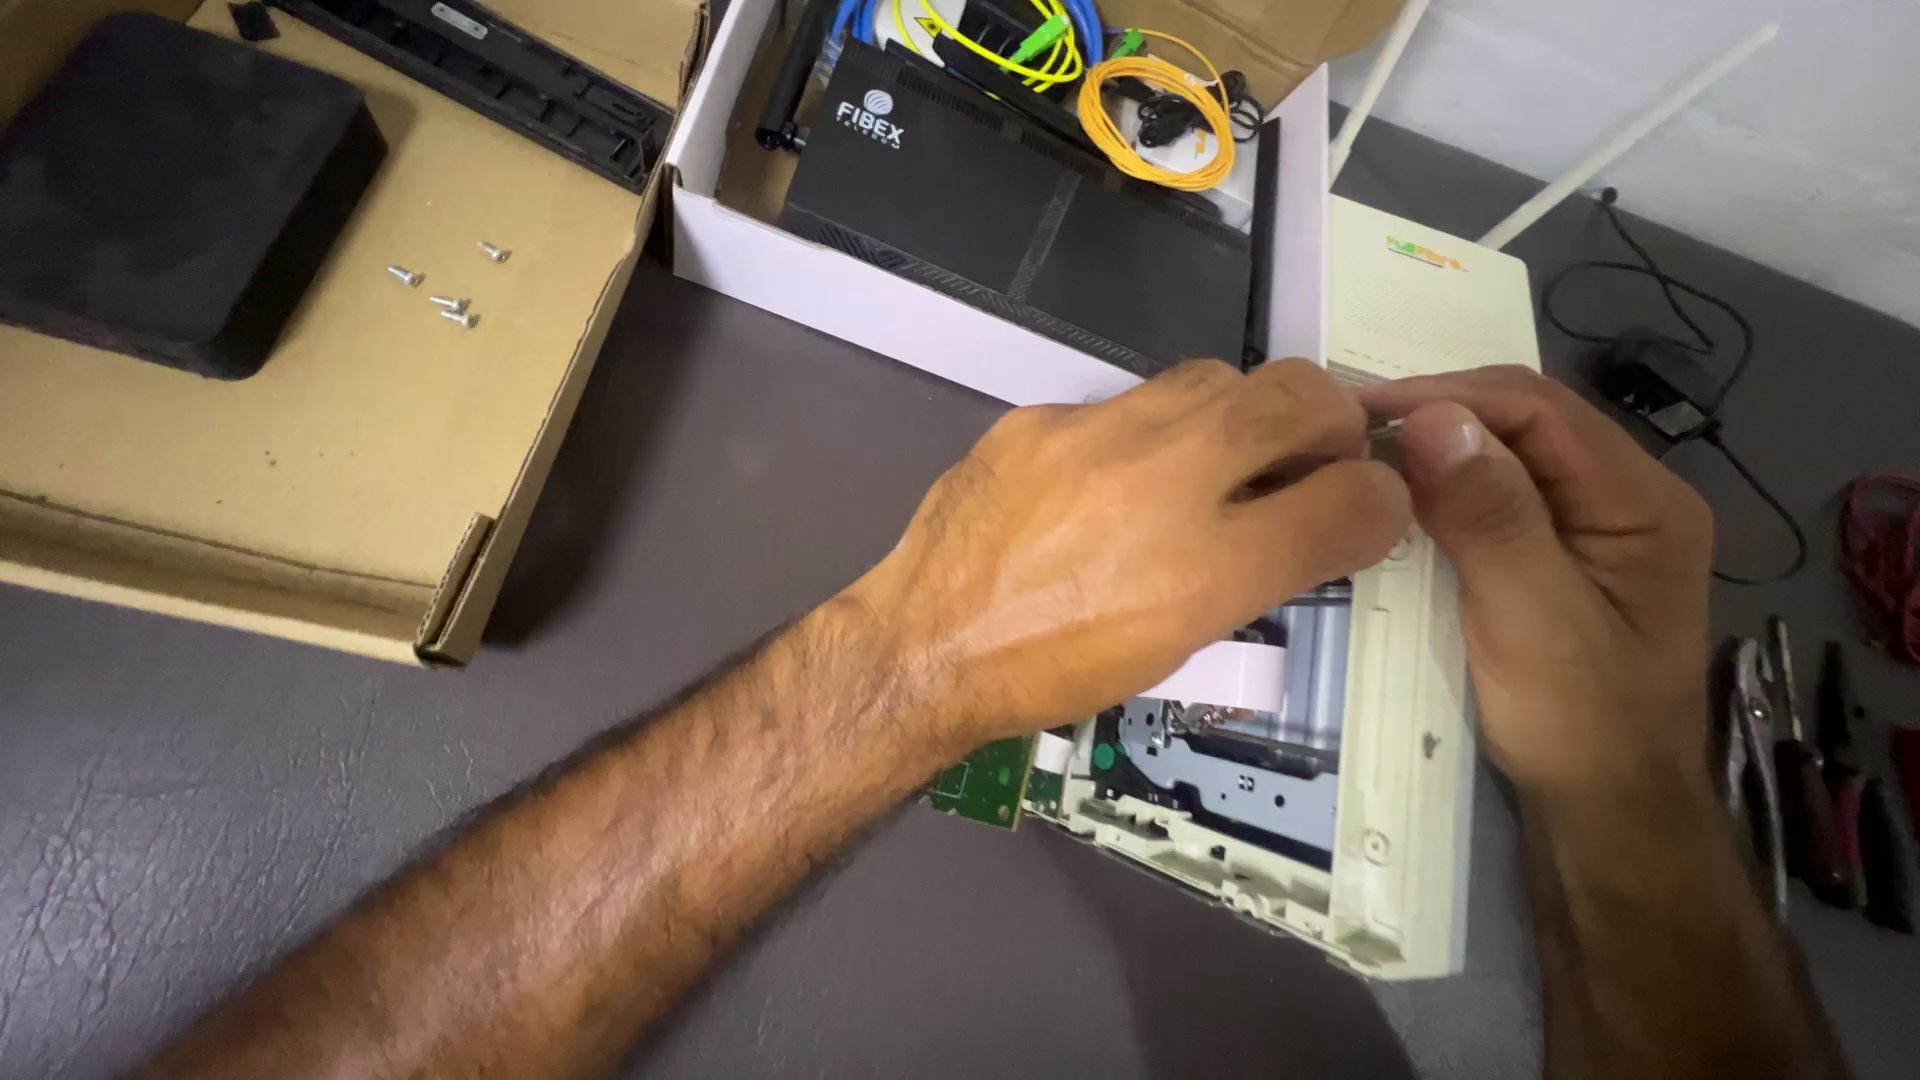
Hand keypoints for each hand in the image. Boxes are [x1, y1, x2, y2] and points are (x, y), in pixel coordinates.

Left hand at [846, 358, 1409, 747]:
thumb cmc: (1054, 669)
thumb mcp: (1174, 644)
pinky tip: (1117, 473)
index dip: (1379, 498)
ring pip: (1208, 379)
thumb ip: (1259, 573)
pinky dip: (1144, 430)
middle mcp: (1158, 482)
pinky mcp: (1034, 420)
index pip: (1348, 502)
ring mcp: (1089, 434)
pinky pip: (1120, 402)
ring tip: (1219, 456)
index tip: (1366, 501)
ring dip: (1237, 411)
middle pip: (1293, 396)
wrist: (928, 644)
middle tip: (1312, 453)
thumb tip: (1320, 519)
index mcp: (1206, 569)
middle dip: (1327, 418)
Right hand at [1359, 367, 1714, 806]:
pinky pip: (1491, 491)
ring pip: (1504, 451)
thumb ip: (1489, 519)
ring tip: (1361, 454)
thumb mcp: (1530, 617)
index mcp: (1642, 502)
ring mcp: (1586, 522)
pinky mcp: (1549, 547)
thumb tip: (1431, 418)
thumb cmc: (1574, 717)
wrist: (1600, 799)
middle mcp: (1621, 496)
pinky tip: (1396, 493)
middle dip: (1437, 413)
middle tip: (1349, 433)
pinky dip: (1438, 481)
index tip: (1358, 414)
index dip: (1447, 397)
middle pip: (1525, 419)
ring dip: (1433, 444)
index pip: (1540, 410)